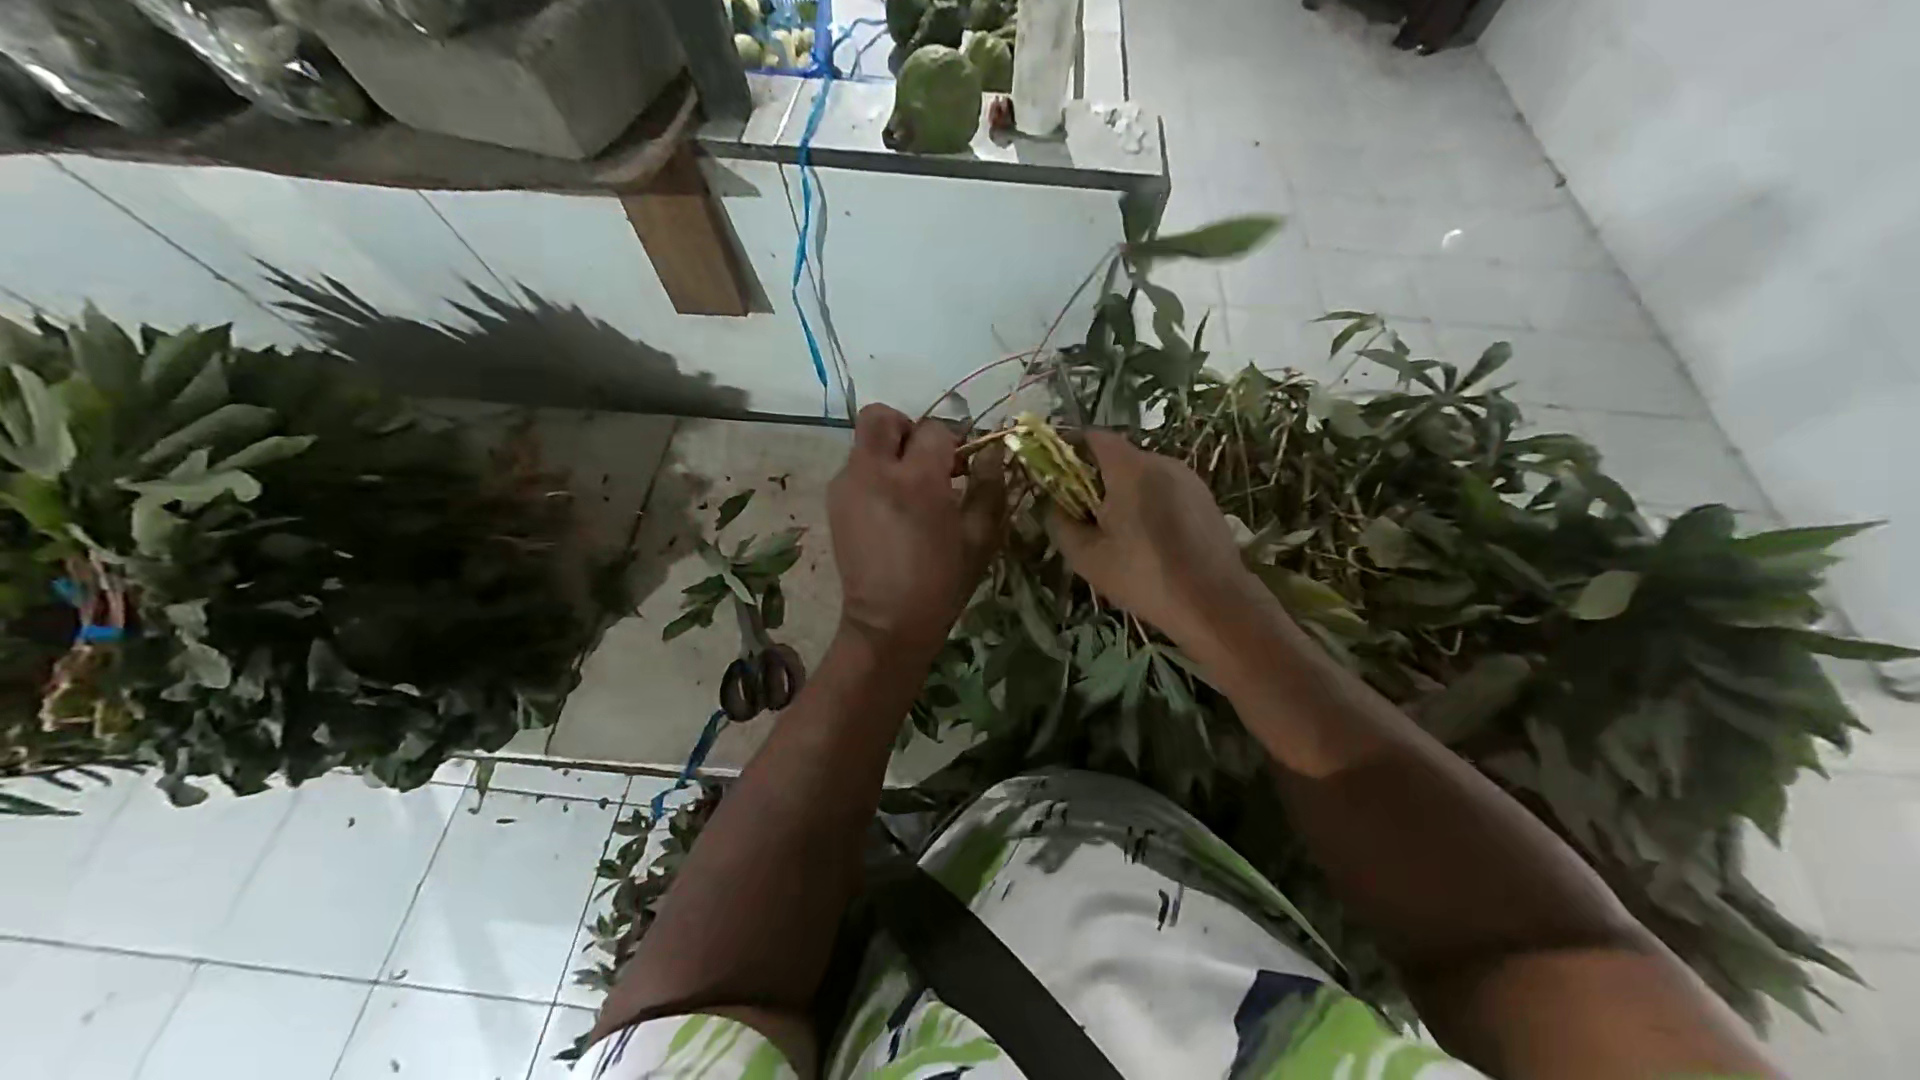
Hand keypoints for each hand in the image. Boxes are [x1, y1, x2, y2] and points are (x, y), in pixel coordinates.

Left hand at [829, 404, 1006, 654]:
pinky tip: (891, 511)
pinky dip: (875, 475)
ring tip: (910, 491)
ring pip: (866, 443)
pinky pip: (857, 469)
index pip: (935, 429)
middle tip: (926, 459)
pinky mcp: (834, 503)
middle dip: (907, 428)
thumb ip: (988, 484)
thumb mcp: (980, 535)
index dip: (954, 442)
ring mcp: (847, 486)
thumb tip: (993, 450)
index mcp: (917, 479)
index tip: (963, 465)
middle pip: (881, 417)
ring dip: (890, 453)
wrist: (888, 623)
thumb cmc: (942, 582)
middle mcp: (874, 471)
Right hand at [1049, 431, 1270, 650]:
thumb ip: (1061, 524)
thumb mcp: (1087, 557)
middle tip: (1084, 514)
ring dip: (1124, 493)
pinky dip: (1149, 503)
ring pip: (1143, 475)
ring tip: (1118, 533)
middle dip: (1096, 478)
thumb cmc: (1144, 576)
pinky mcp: (1205, 498)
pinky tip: (1149, 540)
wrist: (1214, 602)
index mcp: (1131, 469)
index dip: (1070, 448)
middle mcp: (1162, 462)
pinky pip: (1165, 490)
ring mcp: (1188, 479)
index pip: (1094, 437)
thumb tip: (1054, 506)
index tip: (1057, 475)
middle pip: (1119, 457)